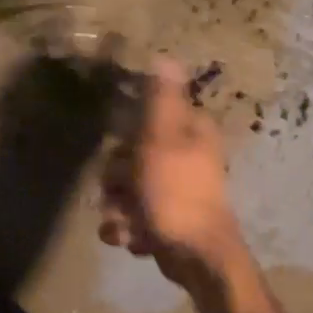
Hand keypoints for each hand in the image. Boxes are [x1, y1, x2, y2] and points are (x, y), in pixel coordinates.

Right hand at [100, 58, 245, 281]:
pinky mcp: (164, 219)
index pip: (141, 120)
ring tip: (129, 224)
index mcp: (190, 131)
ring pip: (123, 191)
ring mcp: (173, 190)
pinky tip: (135, 239)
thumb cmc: (177, 194)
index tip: (124, 153)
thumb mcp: (163, 139)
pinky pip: (130, 217)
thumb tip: (166, 55)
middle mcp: (183, 156)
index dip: (125, 139)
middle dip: (116, 182)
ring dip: (118, 210)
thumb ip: (161, 100)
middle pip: (125, 158)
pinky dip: (129, 229)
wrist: (195, 256)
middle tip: (124, 193)